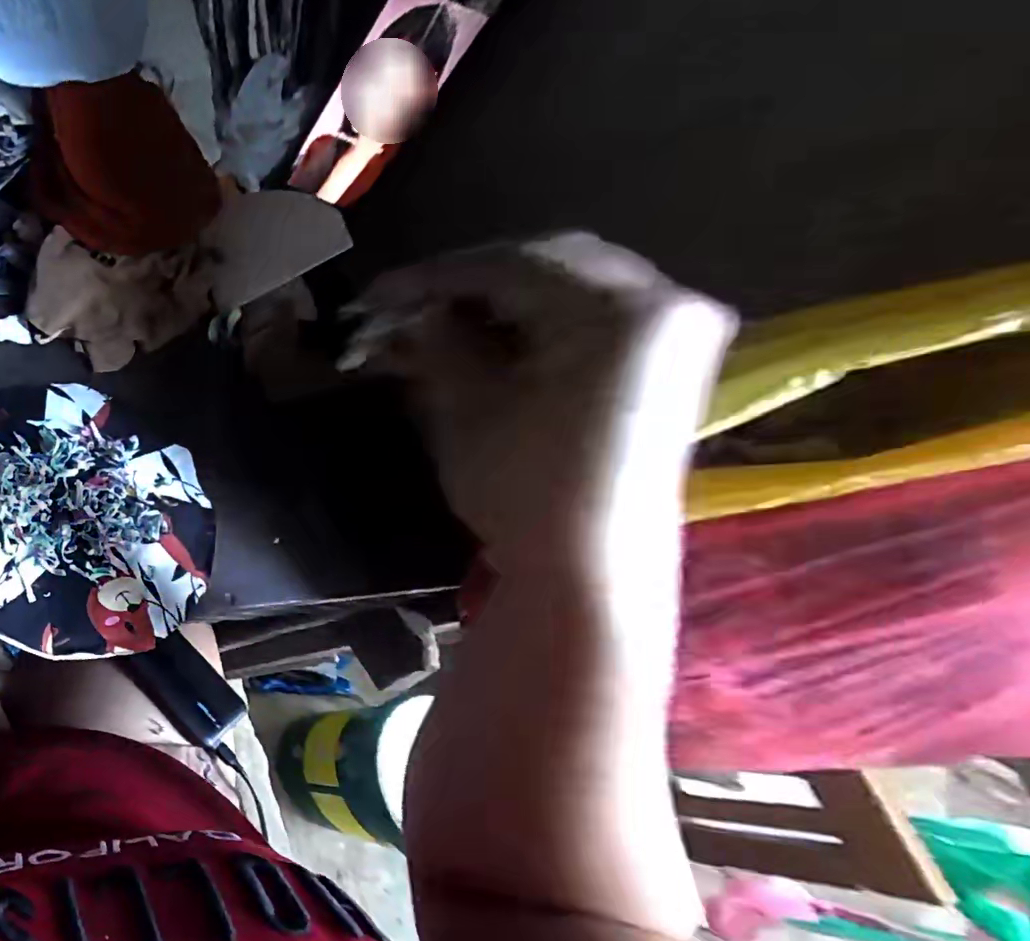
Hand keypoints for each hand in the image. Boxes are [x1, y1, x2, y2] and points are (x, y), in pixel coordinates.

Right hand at [343, 232, 736, 578]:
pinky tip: (485, 341)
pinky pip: (588, 319)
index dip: (436, 275)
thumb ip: (439, 346)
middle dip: (469, 281)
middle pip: (550, 265)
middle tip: (406, 306)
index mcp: (619, 310)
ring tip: (436, 324)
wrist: (586, 568)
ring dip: (498, 301)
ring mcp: (673, 333)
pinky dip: (531, 323)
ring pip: (569, 289)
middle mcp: (663, 303)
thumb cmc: (523, 488)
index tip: (375, 294)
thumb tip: (409, 315)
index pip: (513, 264)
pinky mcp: (663, 364)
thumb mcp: (468, 409)